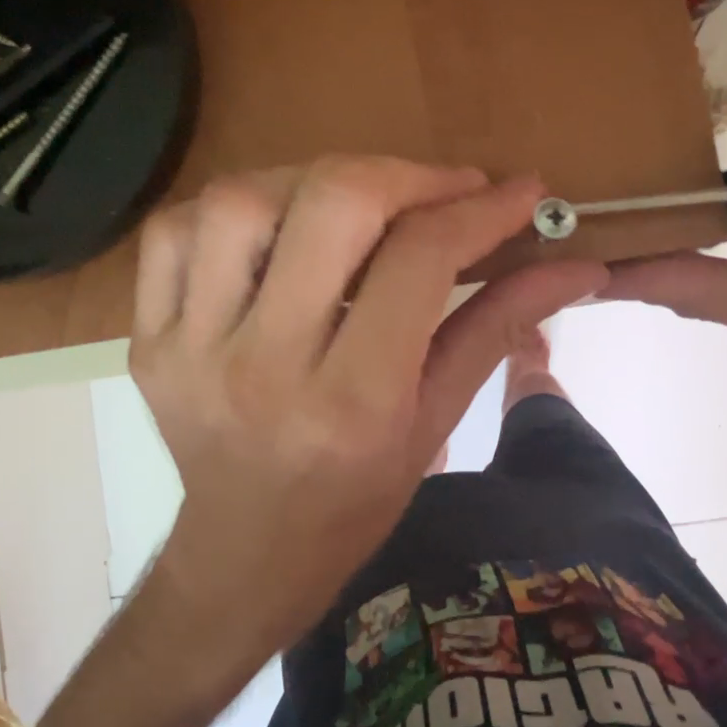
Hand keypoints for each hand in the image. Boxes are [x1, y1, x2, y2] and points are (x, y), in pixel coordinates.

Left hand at [130, 157, 607, 658]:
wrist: (246, 551)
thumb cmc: (356, 500)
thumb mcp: (436, 422)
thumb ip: (497, 329)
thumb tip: (579, 263)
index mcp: (351, 402)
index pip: (418, 260)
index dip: (478, 208)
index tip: (518, 192)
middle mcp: (264, 367)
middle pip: (330, 204)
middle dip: (401, 174)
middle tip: (438, 188)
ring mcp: (191, 350)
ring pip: (241, 201)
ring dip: (310, 182)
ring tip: (352, 206)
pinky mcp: (147, 338)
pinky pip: (173, 232)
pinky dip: (227, 209)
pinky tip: (269, 234)